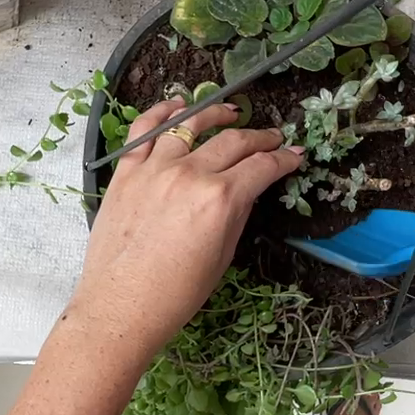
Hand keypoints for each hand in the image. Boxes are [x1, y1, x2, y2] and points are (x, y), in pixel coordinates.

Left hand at [66, 98, 303, 360]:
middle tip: (273, 137)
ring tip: (230, 111)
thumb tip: (248, 188)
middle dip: (260, 137)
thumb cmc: (175, 295)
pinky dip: (161, 111)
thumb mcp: (222, 257)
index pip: (261, 166)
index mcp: (220, 200)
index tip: (294, 155)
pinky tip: (177, 105)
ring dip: (215, 112)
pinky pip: (143, 129)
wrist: (120, 308)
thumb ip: (237, 214)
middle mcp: (189, 175)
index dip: (284, 158)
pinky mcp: (125, 171)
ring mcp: (154, 169)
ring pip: (189, 124)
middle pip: (232, 141)